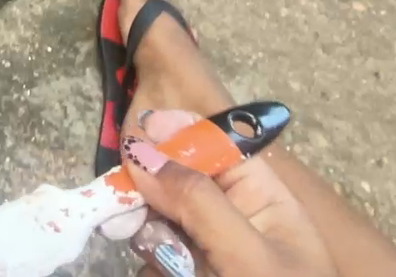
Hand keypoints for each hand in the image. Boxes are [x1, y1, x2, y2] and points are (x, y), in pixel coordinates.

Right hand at [122, 110, 335, 276]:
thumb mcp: (252, 263)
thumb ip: (198, 202)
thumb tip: (142, 152)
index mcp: (264, 199)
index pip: (215, 143)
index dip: (177, 131)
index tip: (138, 134)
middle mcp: (233, 214)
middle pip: (176, 173)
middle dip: (151, 184)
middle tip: (131, 200)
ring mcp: (208, 247)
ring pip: (157, 210)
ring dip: (145, 225)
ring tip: (153, 254)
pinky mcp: (185, 270)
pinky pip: (154, 248)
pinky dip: (149, 256)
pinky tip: (154, 266)